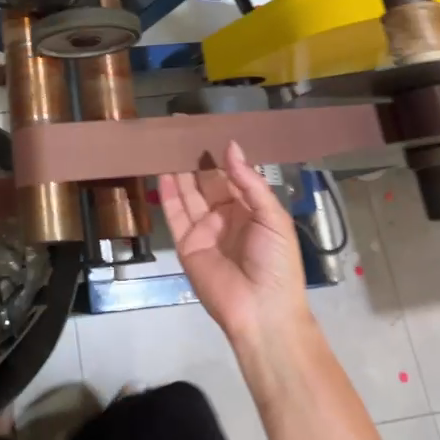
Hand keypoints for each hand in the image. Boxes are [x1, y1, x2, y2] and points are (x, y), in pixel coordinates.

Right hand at [158, 141, 309, 348]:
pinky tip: (161, 170)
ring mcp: (204, 230)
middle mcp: (225, 216)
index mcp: (250, 209)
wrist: (262, 312)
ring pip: (188, 193)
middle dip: (195, 156)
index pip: (232, 175)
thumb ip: (250, 182)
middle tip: (181, 128)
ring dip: (178, 168)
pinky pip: (175, 214)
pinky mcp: (186, 244)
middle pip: (207, 180)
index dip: (220, 153)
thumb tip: (231, 146)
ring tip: (166, 142)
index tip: (207, 127)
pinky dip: (167, 192)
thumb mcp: (274, 219)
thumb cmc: (277, 264)